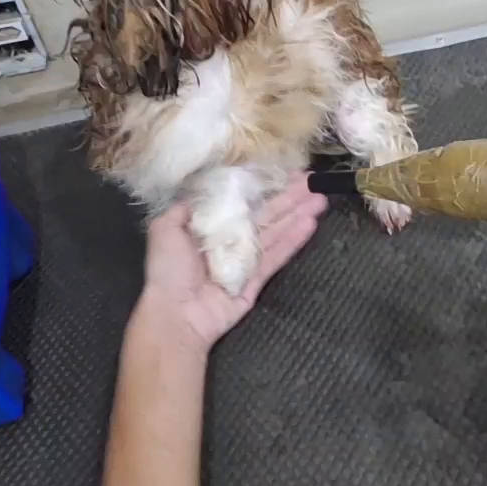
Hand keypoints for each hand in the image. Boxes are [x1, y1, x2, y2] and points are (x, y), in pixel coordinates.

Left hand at [136, 180, 327, 351]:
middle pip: (265, 213)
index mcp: (209, 225)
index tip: (283, 171)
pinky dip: (294, 239)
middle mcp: (230, 239)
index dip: (262, 185)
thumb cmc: (168, 270)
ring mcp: (245, 259)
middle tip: (313, 181)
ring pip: (276, 230)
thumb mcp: (165, 227)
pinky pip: (277, 256)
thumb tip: (206, 190)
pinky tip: (310, 222)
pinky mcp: (256, 279)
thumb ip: (186, 206)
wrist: (175, 314)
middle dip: (289, 196)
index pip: (241, 200)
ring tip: (320, 197)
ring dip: (298, 213)